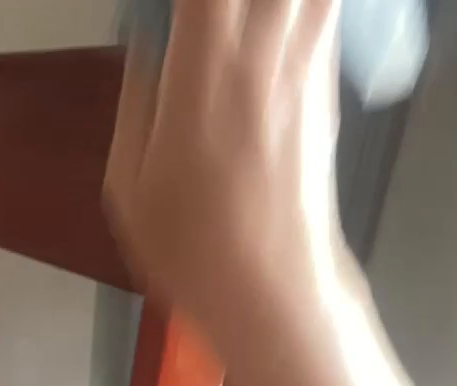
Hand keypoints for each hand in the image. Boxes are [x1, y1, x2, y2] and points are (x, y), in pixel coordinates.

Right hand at [105, 0, 347, 326]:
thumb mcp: (128, 185)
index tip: (163, 11)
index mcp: (205, 67)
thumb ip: (137, 102)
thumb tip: (146, 49)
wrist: (270, 286)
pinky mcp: (329, 85)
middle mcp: (266, 47)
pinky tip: (271, 28)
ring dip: (265, 6)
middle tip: (200, 18)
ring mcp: (308, 62)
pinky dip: (301, 10)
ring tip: (229, 26)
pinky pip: (326, 9)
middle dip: (224, 1)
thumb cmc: (190, 248)